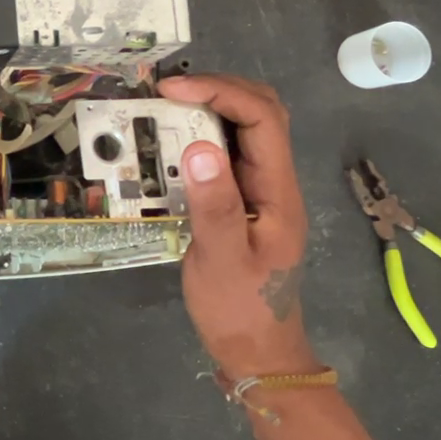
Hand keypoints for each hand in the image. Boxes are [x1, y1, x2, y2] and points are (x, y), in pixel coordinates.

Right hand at [160, 74, 318, 379]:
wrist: (255, 351)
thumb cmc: (239, 308)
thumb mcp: (221, 260)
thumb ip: (214, 205)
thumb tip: (199, 146)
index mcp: (277, 190)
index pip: (262, 118)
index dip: (219, 93)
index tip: (170, 91)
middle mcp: (273, 180)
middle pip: (261, 112)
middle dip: (218, 89)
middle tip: (166, 90)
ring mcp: (258, 189)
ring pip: (245, 128)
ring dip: (209, 107)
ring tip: (163, 105)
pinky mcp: (240, 200)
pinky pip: (226, 152)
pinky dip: (199, 133)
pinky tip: (169, 141)